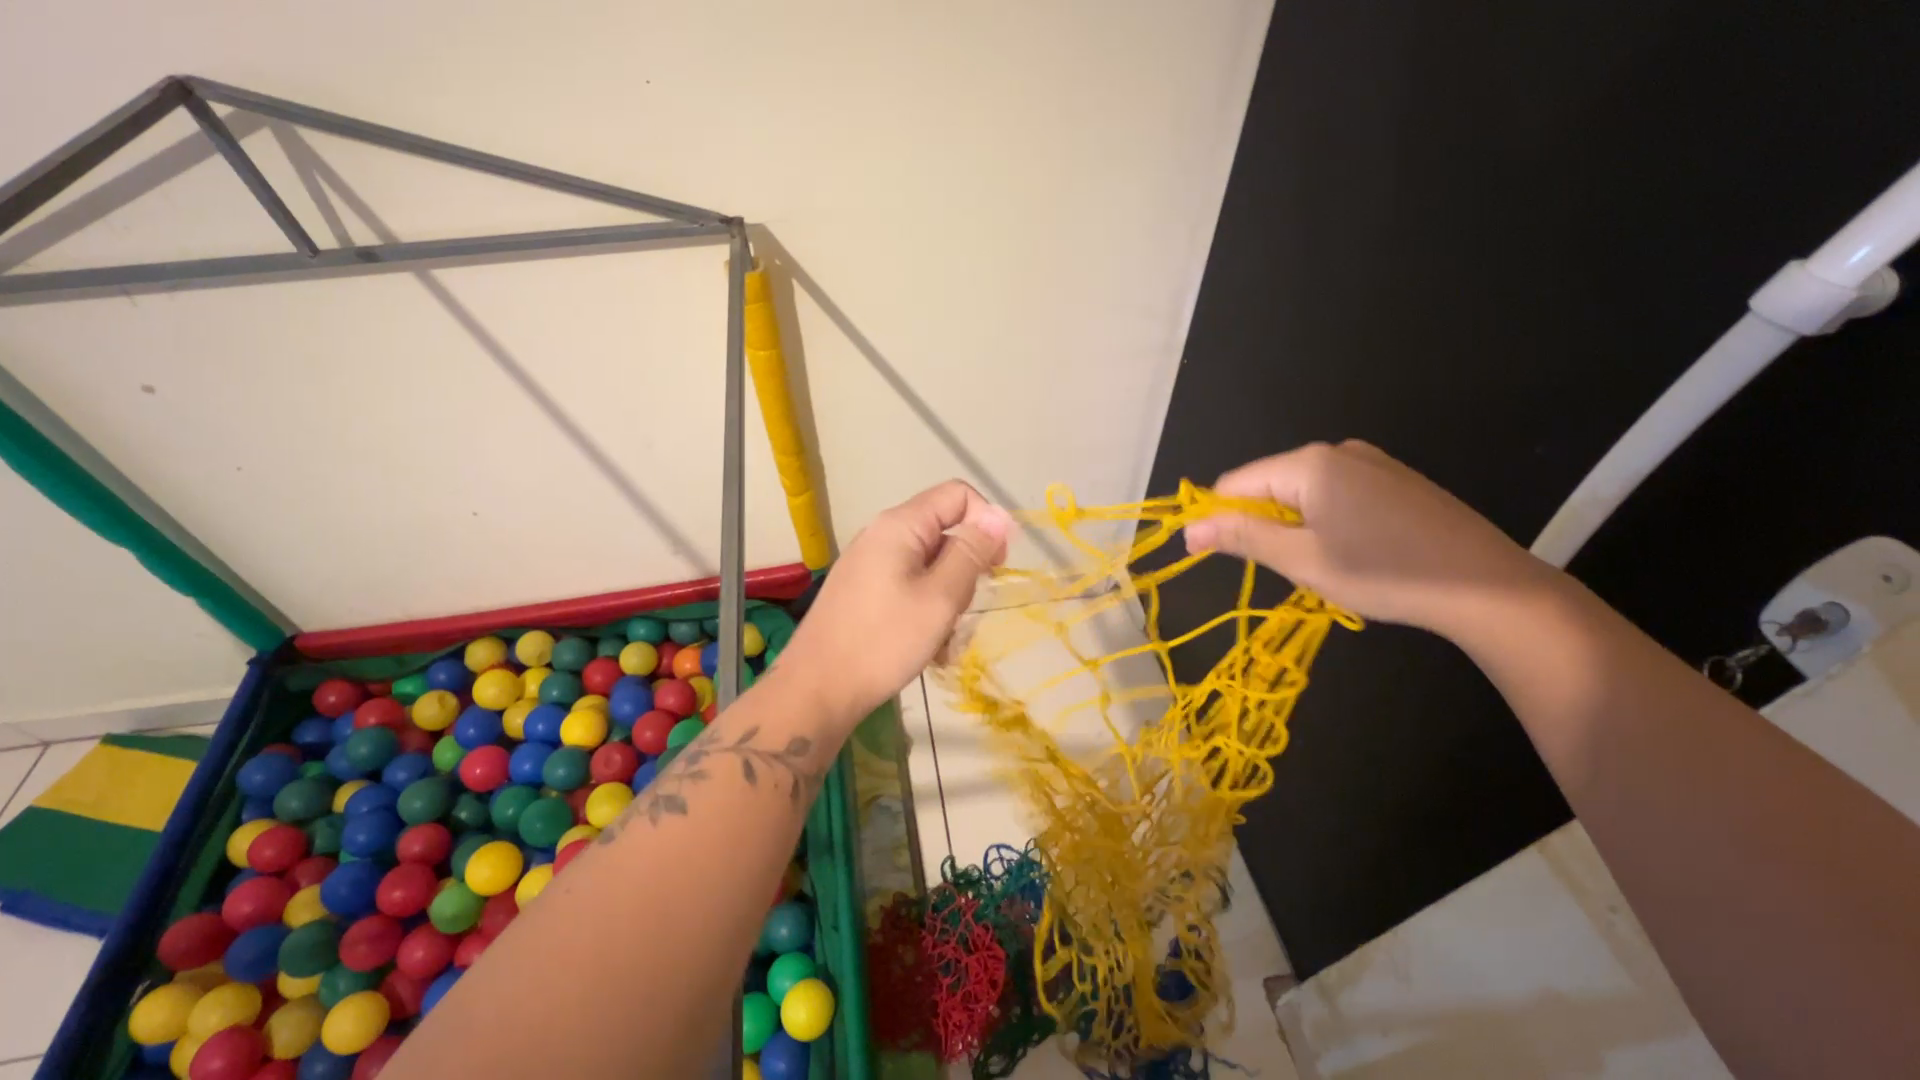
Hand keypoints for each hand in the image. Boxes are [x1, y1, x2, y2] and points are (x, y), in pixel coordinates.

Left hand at [776, 480, 1010, 721]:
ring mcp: (870, 564)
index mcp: (900, 525)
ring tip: (942, 637)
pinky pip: (910, 587)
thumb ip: (971, 553)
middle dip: (966, 568)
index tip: (997, 565)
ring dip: (948, 597)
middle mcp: (882, 535)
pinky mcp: (864, 592)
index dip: (986, 521)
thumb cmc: (883, 641)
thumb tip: (999, 516)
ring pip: (930, 566)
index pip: (958, 494)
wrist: (818, 688)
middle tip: (961, 609)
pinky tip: (925, 647)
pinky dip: (926, 610)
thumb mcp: (940, 598)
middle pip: (944, 531)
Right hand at [1182, 440, 1557, 635]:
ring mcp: (1372, 462)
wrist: (1485, 585)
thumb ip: (1243, 537)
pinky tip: (1359, 552)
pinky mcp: (1397, 480)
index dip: (1219, 520)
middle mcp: (1338, 450)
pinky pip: (1339, 494)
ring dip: (1297, 526)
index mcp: (1309, 463)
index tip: (1217, 559)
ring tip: (1329, 565)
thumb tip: (1189, 528)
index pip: (1236, 484)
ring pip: (1306, 492)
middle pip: (1271, 484)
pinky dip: (1329, 521)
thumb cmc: (1383, 573)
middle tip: (1291, 569)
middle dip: (1264, 524)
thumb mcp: (1303, 561)